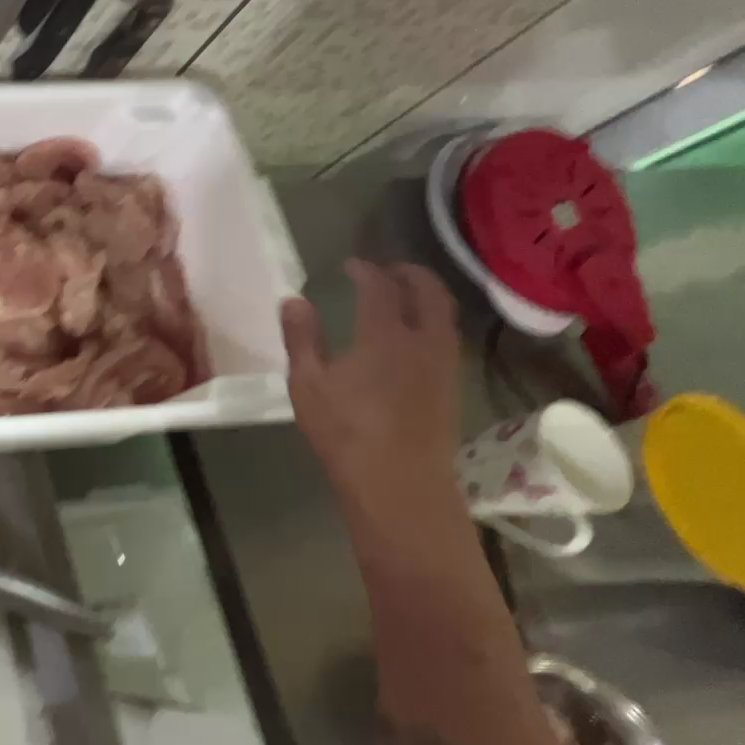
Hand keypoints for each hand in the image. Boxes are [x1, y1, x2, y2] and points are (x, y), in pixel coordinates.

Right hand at [281, 260, 461, 507]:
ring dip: (428, 296)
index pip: (379, 288)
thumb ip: (301, 338)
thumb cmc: (343, 430)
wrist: (397, 479)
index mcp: (383, 334)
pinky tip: (416, 336)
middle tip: (390, 269)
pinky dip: (433, 322)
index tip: (351, 265)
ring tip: (407, 296)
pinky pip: (447, 337)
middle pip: (428, 292)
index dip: (366, 271)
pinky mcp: (451, 386)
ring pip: (445, 315)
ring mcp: (443, 363)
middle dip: (410, 274)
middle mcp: (422, 340)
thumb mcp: (307, 383)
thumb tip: (293, 301)